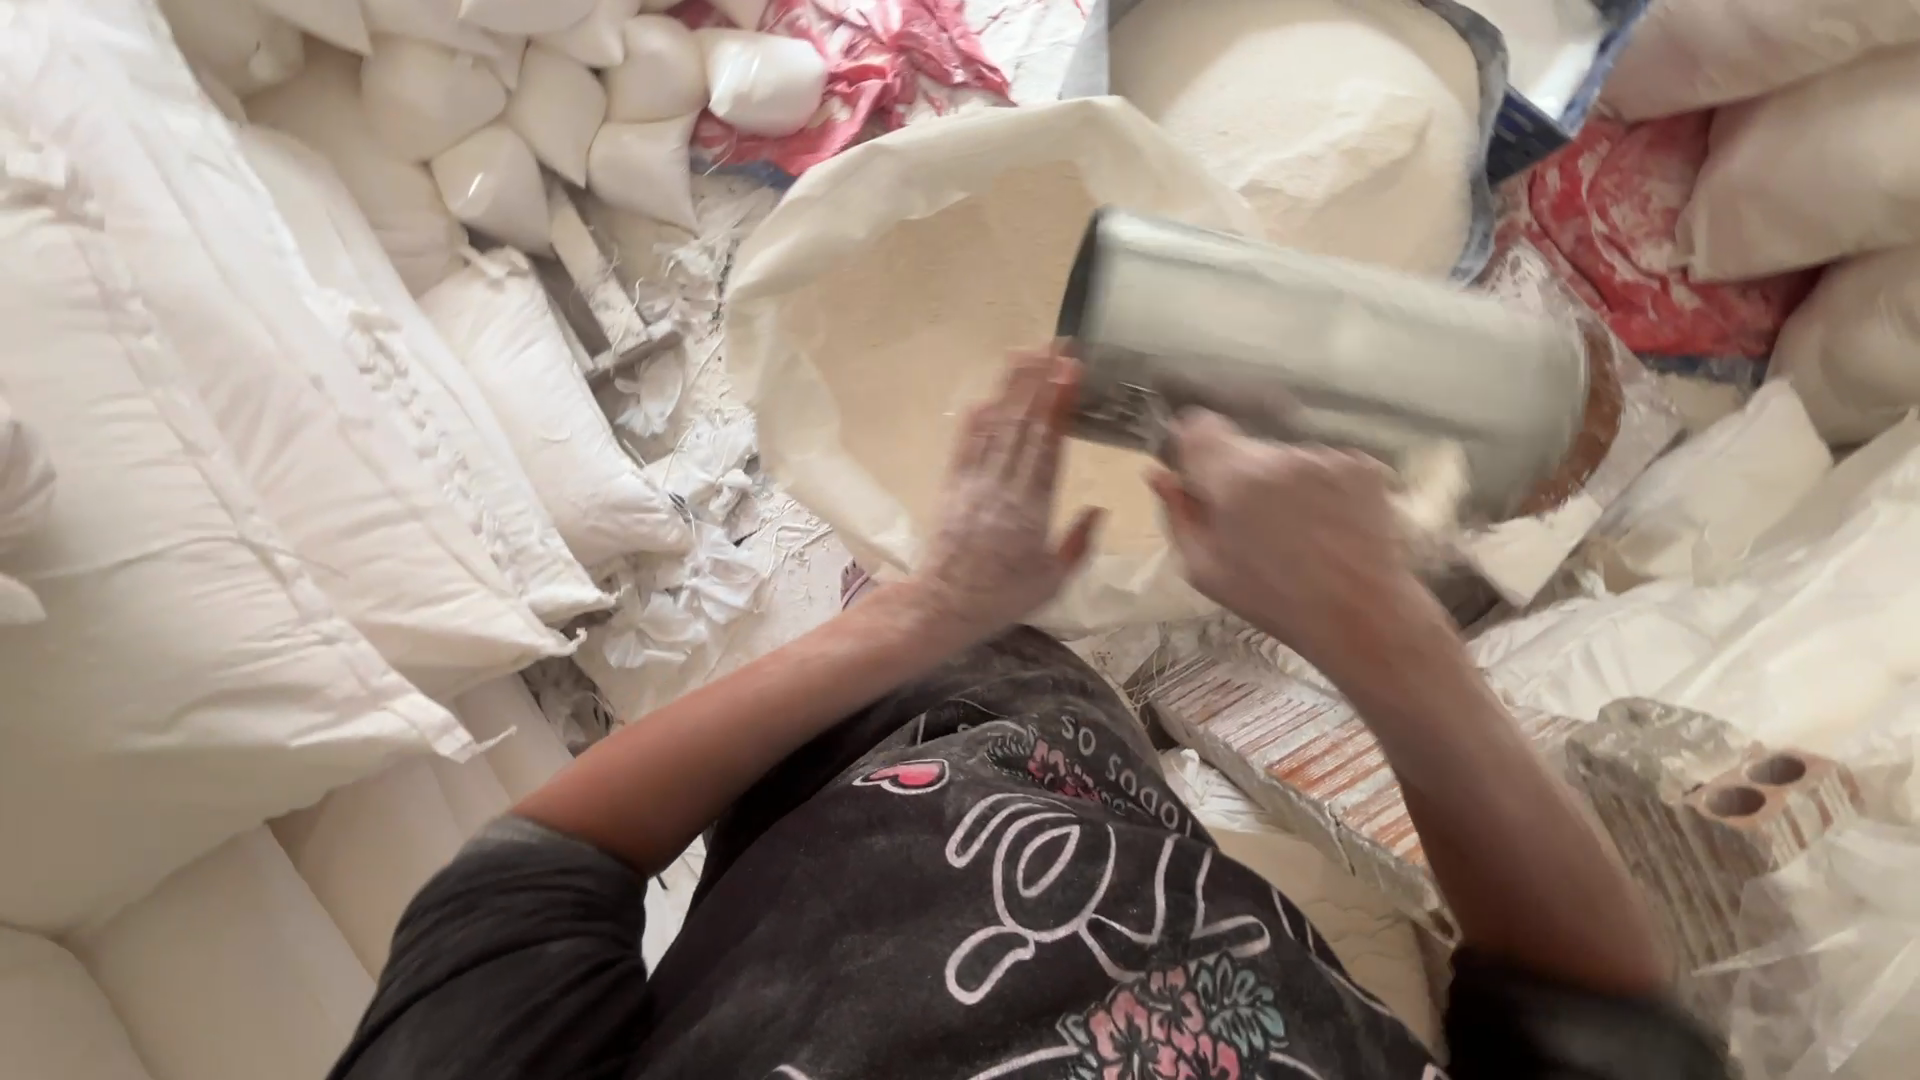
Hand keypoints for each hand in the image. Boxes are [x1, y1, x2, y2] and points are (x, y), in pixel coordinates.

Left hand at [904, 348, 1102, 641]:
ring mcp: (974, 482)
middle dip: (1040, 380)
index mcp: (1033, 508)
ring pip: (995, 425)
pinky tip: (989, 393)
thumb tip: (1099, 508)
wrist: (944, 604)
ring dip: (1011, 387)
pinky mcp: (952, 484)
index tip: (1071, 371)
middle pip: (1023, 423)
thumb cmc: (1004, 597)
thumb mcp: (1053, 580)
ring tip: (1027, 353)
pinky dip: (977, 416)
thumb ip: (1078, 544)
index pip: (1049, 444)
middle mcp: (1004, 486)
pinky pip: (965, 443)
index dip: (1059, 404)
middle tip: (1056, 345)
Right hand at [1148, 410, 1437, 678]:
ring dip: (1281, 483)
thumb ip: (1178, 514)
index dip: (1195, 446)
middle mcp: (1281, 456)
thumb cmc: (1271, 599)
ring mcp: (1327, 458)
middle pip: (1244, 448)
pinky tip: (1326, 523)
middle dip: (1240, 475)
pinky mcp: (1363, 466)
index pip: (1201, 428)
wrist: (1359, 614)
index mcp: (1235, 480)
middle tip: (1251, 521)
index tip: (1198, 471)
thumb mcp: (1203, 569)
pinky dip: (1319, 488)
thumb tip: (1158, 474)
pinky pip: (1323, 466)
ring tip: (1295, 529)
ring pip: (1285, 459)